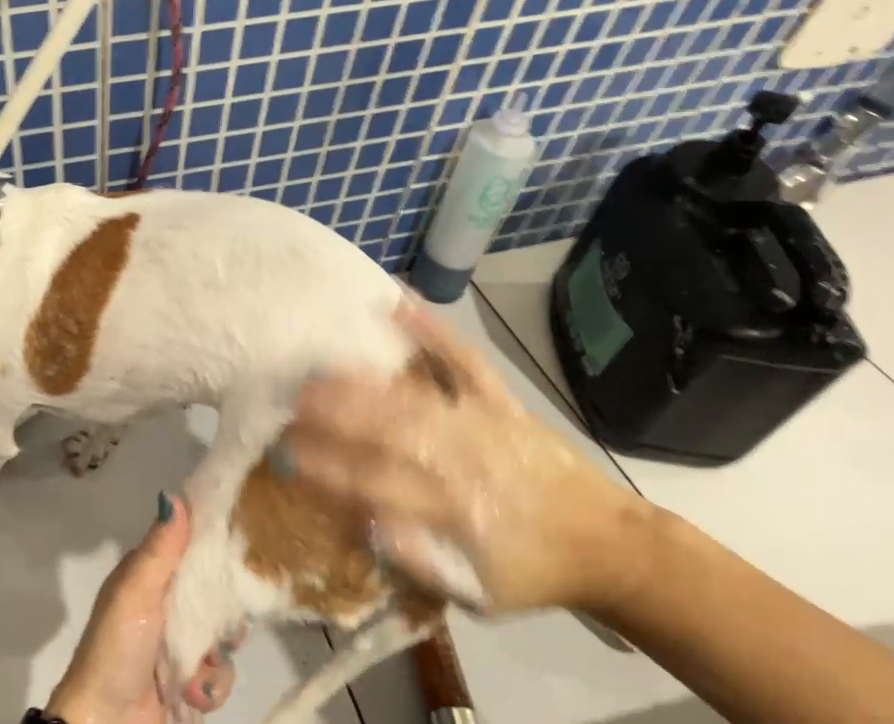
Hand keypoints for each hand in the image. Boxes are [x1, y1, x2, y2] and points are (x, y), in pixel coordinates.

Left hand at [45, 493, 237, 722]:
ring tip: (199, 666)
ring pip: (223, 635)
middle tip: (228, 621)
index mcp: (147, 578)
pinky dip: (210, 686)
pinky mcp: (191, 682)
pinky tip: (192, 692)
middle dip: (225, 609)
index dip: (214, 545)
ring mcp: (180, 645)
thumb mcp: (135, 592)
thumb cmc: (117, 648)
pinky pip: (221, 674)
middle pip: (213, 593)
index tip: (244, 543)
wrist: (108, 723)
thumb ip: (160, 549)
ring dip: (216, 655)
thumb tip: (174, 494)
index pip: (188, 548)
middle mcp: (165, 606)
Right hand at [280, 299, 657, 614]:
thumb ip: (417, 558)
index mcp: (454, 511)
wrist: (606, 545)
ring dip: (365, 379)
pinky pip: (465, 360)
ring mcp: (482, 423)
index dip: (328, 469)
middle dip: (336, 413)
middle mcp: (464, 461)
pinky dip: (434, 329)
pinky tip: (398, 301)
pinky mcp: (501, 400)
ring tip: (323, 365)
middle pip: (390, 431)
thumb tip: (358, 522)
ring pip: (415, 396)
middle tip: (292, 400)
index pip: (376, 484)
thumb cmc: (529, 571)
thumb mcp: (475, 592)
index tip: (287, 456)